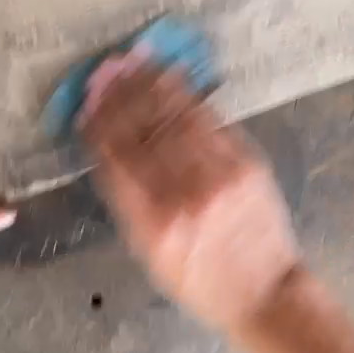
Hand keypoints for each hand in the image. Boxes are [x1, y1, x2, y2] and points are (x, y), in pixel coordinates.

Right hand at [80, 54, 302, 329]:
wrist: (266, 291)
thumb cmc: (200, 281)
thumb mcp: (150, 255)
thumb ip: (129, 203)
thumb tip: (107, 152)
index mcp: (152, 224)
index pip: (116, 160)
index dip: (99, 125)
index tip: (87, 102)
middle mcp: (184, 196)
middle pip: (144, 132)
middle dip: (120, 96)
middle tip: (104, 68)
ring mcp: (219, 176)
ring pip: (175, 119)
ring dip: (150, 86)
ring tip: (131, 61)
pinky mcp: (246, 163)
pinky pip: (210, 121)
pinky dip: (185, 95)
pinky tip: (169, 76)